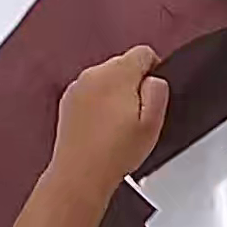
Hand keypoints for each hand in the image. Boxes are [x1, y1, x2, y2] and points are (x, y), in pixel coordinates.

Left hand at [46, 45, 169, 202]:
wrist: (81, 174)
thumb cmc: (114, 152)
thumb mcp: (153, 122)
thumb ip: (158, 91)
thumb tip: (155, 79)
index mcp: (117, 74)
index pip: (143, 52)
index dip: (155, 71)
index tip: (154, 93)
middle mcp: (94, 75)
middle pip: (124, 65)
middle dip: (134, 85)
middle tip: (138, 116)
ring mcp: (77, 87)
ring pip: (107, 80)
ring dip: (116, 96)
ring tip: (120, 126)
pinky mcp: (68, 101)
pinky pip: (92, 94)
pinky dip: (99, 106)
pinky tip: (105, 129)